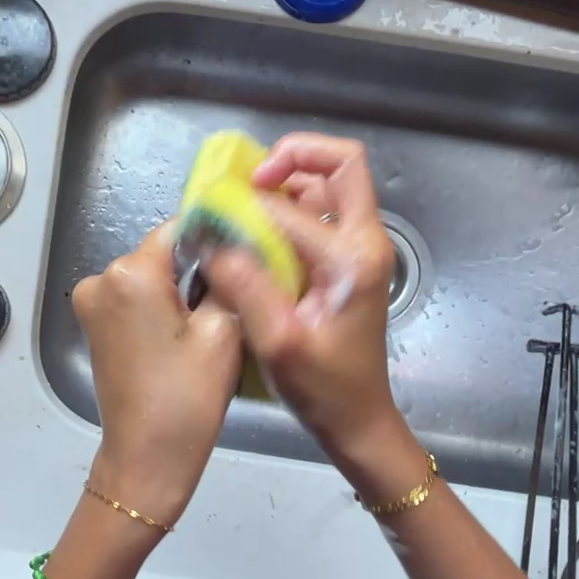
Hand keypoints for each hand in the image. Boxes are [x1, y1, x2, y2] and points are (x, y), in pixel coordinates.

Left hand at [72, 222, 242, 525]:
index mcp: (128, 273)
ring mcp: (91, 304)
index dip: (216, 236)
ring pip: (151, 277)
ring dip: (181, 289)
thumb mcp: (222, 329)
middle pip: (163, 254)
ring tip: (216, 318)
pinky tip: (189, 332)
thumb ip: (227, 276)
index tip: (247, 252)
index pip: (180, 228)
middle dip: (198, 266)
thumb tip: (236, 245)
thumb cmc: (187, 396)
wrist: (146, 459)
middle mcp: (100, 279)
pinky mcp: (95, 327)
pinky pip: (136, 300)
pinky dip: (162, 307)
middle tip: (237, 291)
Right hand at [200, 132, 401, 454]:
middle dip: (290, 159)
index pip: (298, 202)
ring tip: (245, 201)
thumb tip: (213, 239)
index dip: (251, 199)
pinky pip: (321, 214)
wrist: (358, 419)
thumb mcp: (278, 341)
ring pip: (329, 186)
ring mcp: (359, 250)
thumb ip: (246, 285)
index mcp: (354, 256)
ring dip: (289, 182)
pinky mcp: (347, 262)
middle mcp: (365, 241)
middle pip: (339, 165)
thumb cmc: (324, 388)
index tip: (215, 211)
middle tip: (246, 182)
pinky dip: (289, 209)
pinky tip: (256, 231)